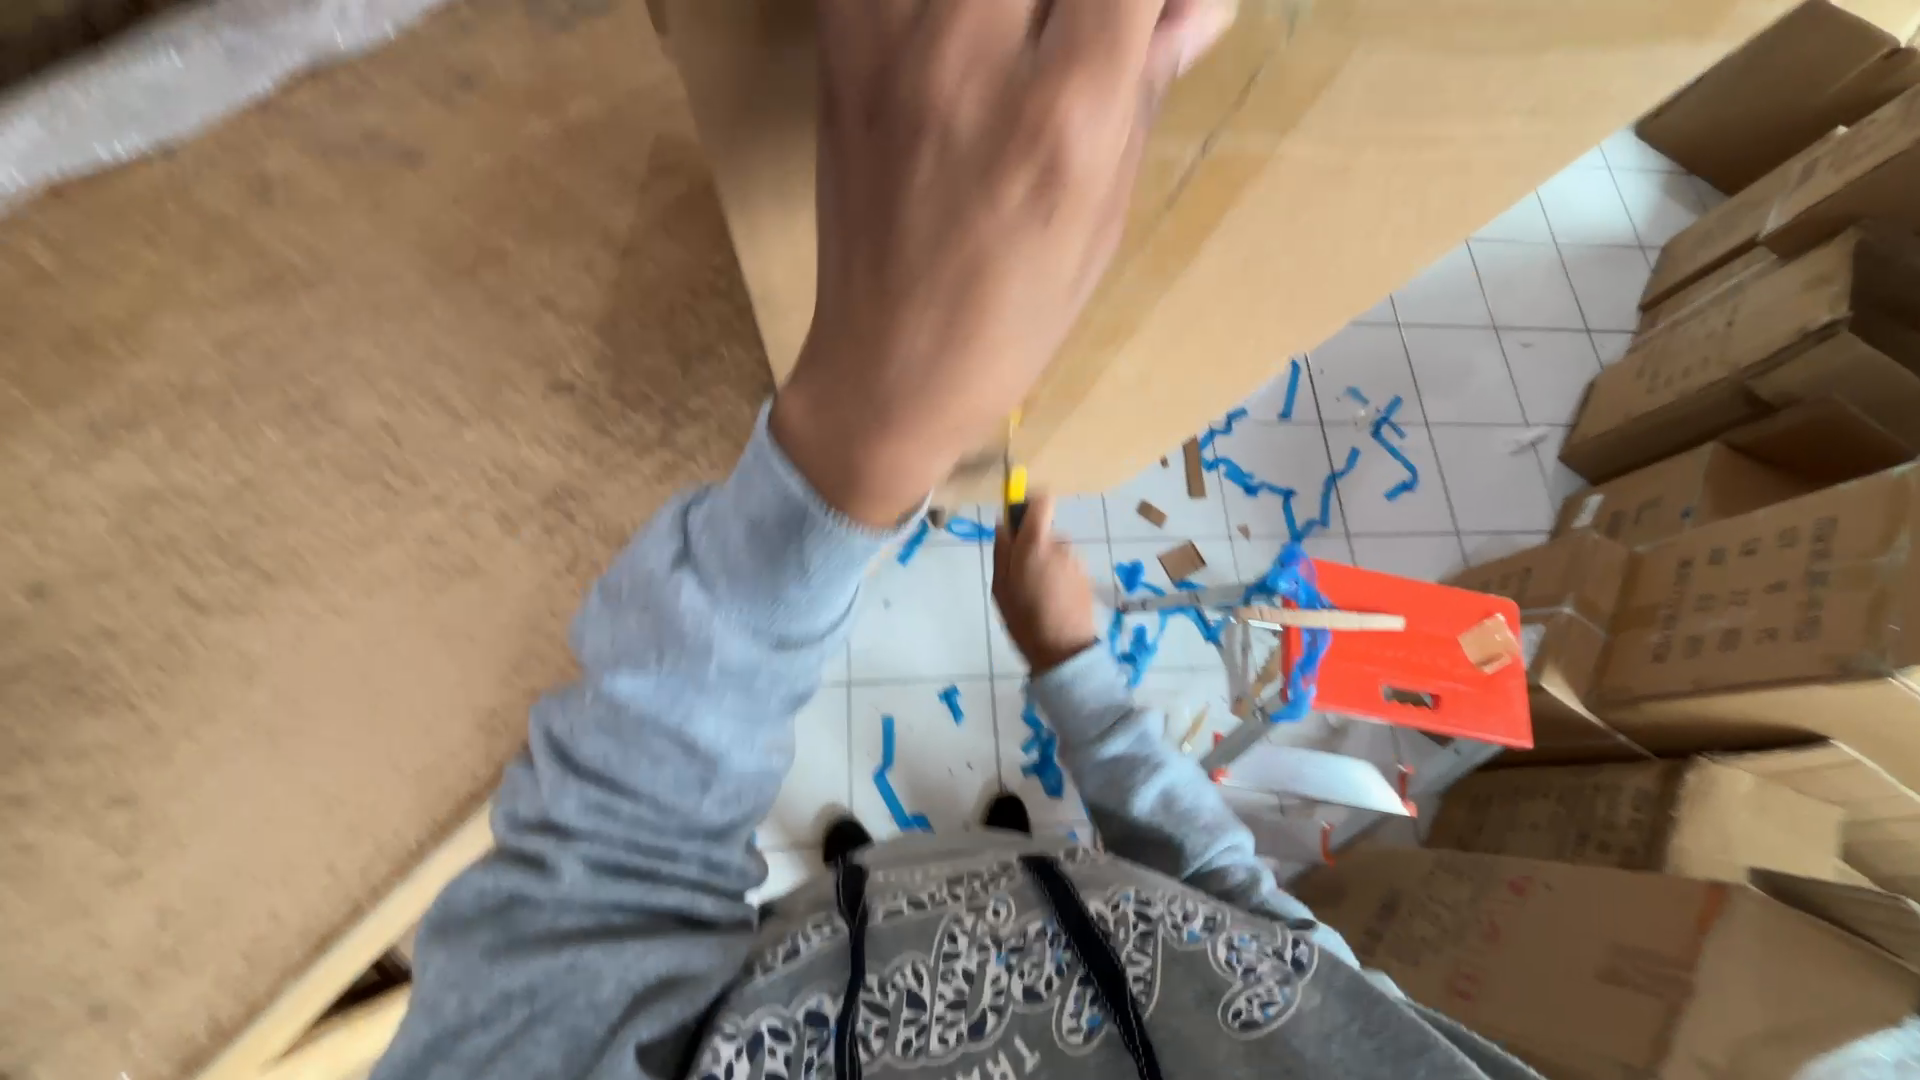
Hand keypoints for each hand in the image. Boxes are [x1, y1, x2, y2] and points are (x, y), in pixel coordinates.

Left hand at [771, 0, 1235, 525]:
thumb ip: (1144, 97)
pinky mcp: (839, 46)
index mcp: (1062, 118)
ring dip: (1013, 9)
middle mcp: (974, 57)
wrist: (885, 372)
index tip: (1153, 21)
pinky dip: (936, 5)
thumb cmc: (1008, 326)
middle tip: (1086, 38)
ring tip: (1020, 51)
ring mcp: (892, 42)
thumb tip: (1198, 8)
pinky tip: (953, 40)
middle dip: (1082, 2)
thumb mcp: (1100, 229)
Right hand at [993, 493, 1100, 674]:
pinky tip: (1052, 600)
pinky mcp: (1086, 577)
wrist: (1063, 649)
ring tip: (1037, 593)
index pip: (1042, 501)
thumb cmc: (1023, 618)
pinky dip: (1059, 576)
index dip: (1030, 504)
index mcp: (1036, 543)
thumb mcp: (999, 585)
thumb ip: (1002, 550)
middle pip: (1045, 531)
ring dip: (1046, 563)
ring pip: (1056, 551)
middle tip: (1020, 575)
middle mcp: (1061, 545)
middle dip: (1032, 545)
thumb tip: (1003, 524)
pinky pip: (1067, 566)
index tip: (1018, 519)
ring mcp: (1077, 561)